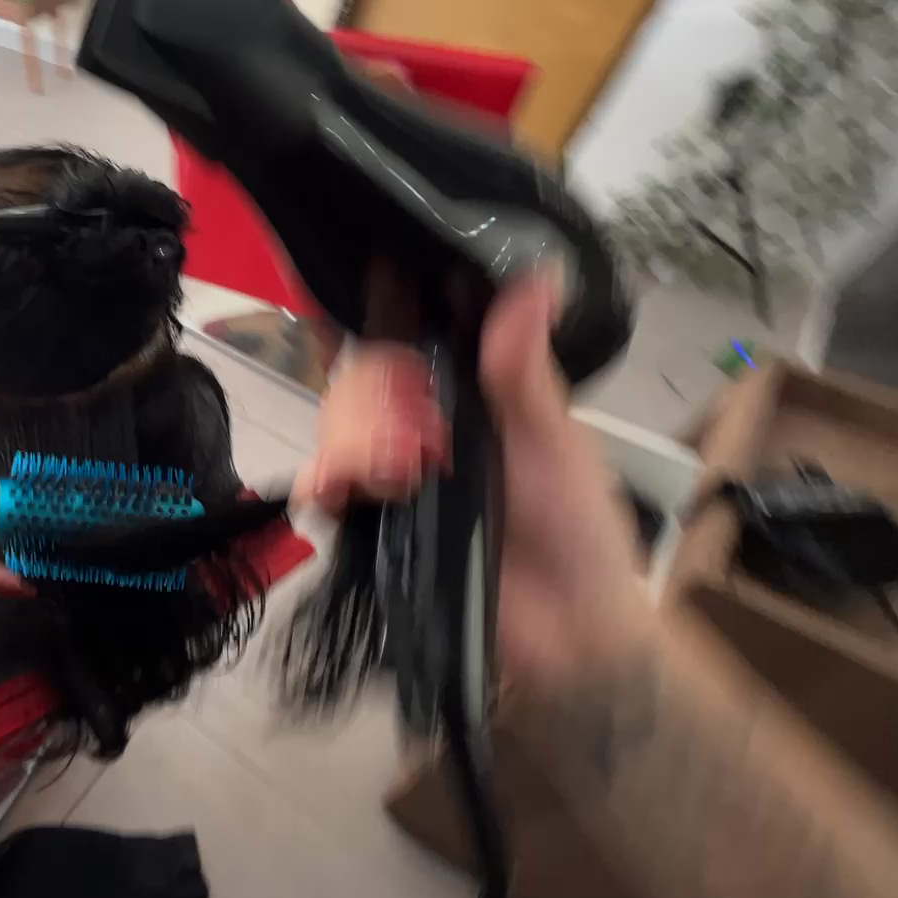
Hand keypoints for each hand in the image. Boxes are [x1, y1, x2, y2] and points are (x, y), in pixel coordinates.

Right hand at [299, 275, 650, 691]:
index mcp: (470, 397)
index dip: (393, 300)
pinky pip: (324, 484)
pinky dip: (322, 484)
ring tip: (387, 478)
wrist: (561, 635)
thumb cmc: (575, 531)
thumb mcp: (556, 446)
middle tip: (405, 439)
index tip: (374, 262)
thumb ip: (523, 373)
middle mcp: (422, 425)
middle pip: (362, 380)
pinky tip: (330, 493)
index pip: (418, 335)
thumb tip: (531, 279)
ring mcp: (391, 470)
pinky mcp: (367, 514)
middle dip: (370, 400)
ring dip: (351, 446)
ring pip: (337, 428)